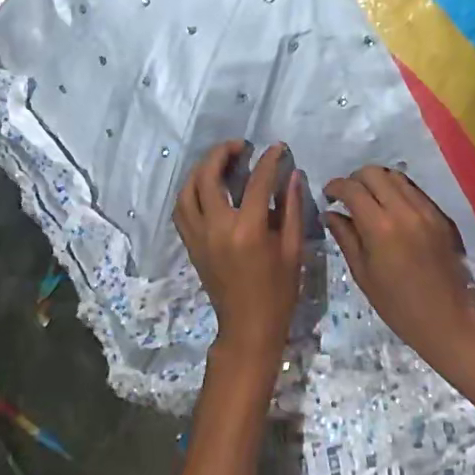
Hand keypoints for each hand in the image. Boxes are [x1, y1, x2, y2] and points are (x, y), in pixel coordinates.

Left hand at [174, 141, 304, 367]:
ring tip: (221, 160)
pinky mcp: (191, 245)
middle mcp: (217, 228)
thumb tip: (291, 174)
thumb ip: (291, 208)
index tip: (277, 148)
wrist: (248, 328)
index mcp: (247, 230)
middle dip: (223, 153)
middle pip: (209, 176)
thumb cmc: (278, 291)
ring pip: (188, 190)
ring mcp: (199, 236)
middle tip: (240, 145)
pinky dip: (191, 190)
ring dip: (202, 168)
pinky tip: (207, 185)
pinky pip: (182, 209)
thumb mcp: (292, 249)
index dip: (269, 160)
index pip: (256, 181)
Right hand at [324, 166, 474, 371]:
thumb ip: (346, 237)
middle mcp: (404, 209)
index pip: (352, 188)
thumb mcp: (364, 274)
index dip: (335, 186)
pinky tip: (393, 210)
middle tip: (348, 196)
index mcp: (380, 227)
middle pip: (374, 172)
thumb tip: (330, 214)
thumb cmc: (399, 305)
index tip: (328, 195)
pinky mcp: (441, 214)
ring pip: (396, 176)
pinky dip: (398, 191)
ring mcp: (426, 209)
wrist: (449, 318)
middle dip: (355, 179)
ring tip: (370, 200)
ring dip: (378, 181)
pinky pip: (415, 190)